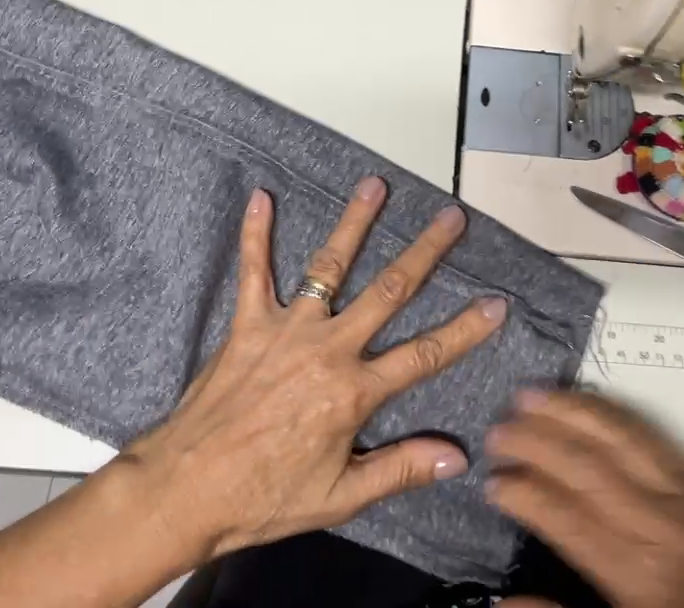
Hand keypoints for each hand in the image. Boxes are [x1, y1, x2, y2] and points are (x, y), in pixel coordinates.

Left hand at [118, 177, 507, 559]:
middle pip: (389, 292)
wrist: (185, 490)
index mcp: (354, 392)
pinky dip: (256, 234)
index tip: (497, 303)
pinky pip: (254, 271)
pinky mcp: (248, 323)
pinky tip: (260, 197)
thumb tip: (457, 457)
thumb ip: (400, 468)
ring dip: (354, 224)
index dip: (466, 330)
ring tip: (374, 185)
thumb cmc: (264, 497)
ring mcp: (287, 330)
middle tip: (450, 218)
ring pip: (330, 268)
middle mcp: (328, 349)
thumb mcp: (340, 496)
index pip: (425, 355)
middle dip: (424, 253)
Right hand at [488, 391, 683, 607]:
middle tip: (496, 431)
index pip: (566, 518)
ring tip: (529, 395)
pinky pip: (650, 434)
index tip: (491, 481)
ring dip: (569, 412)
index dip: (523, 494)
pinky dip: (611, 412)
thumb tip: (503, 600)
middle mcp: (660, 524)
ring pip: (617, 437)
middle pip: (586, 467)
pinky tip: (585, 401)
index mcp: (638, 574)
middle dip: (535, 443)